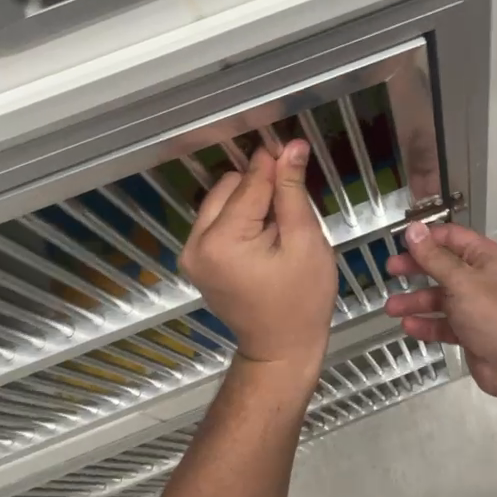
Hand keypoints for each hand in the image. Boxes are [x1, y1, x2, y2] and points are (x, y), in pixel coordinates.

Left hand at [180, 141, 334, 378]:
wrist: (281, 350)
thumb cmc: (302, 300)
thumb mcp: (305, 241)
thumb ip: (292, 191)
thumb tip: (292, 146)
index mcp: (222, 240)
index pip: (250, 181)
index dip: (276, 164)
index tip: (296, 151)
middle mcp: (196, 242)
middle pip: (230, 185)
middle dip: (262, 188)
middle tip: (291, 210)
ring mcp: (191, 252)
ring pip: (221, 198)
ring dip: (250, 201)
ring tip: (278, 228)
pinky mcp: (195, 259)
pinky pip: (216, 219)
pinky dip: (239, 217)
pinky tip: (263, 237)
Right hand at [384, 222, 496, 401]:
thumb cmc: (493, 315)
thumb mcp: (461, 282)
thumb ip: (433, 257)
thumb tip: (413, 229)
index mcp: (483, 258)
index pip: (451, 237)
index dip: (427, 238)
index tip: (401, 242)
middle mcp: (479, 278)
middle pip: (441, 266)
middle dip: (416, 268)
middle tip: (391, 269)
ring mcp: (474, 306)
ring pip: (439, 297)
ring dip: (415, 301)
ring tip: (391, 308)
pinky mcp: (469, 331)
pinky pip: (443, 323)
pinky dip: (426, 324)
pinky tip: (408, 327)